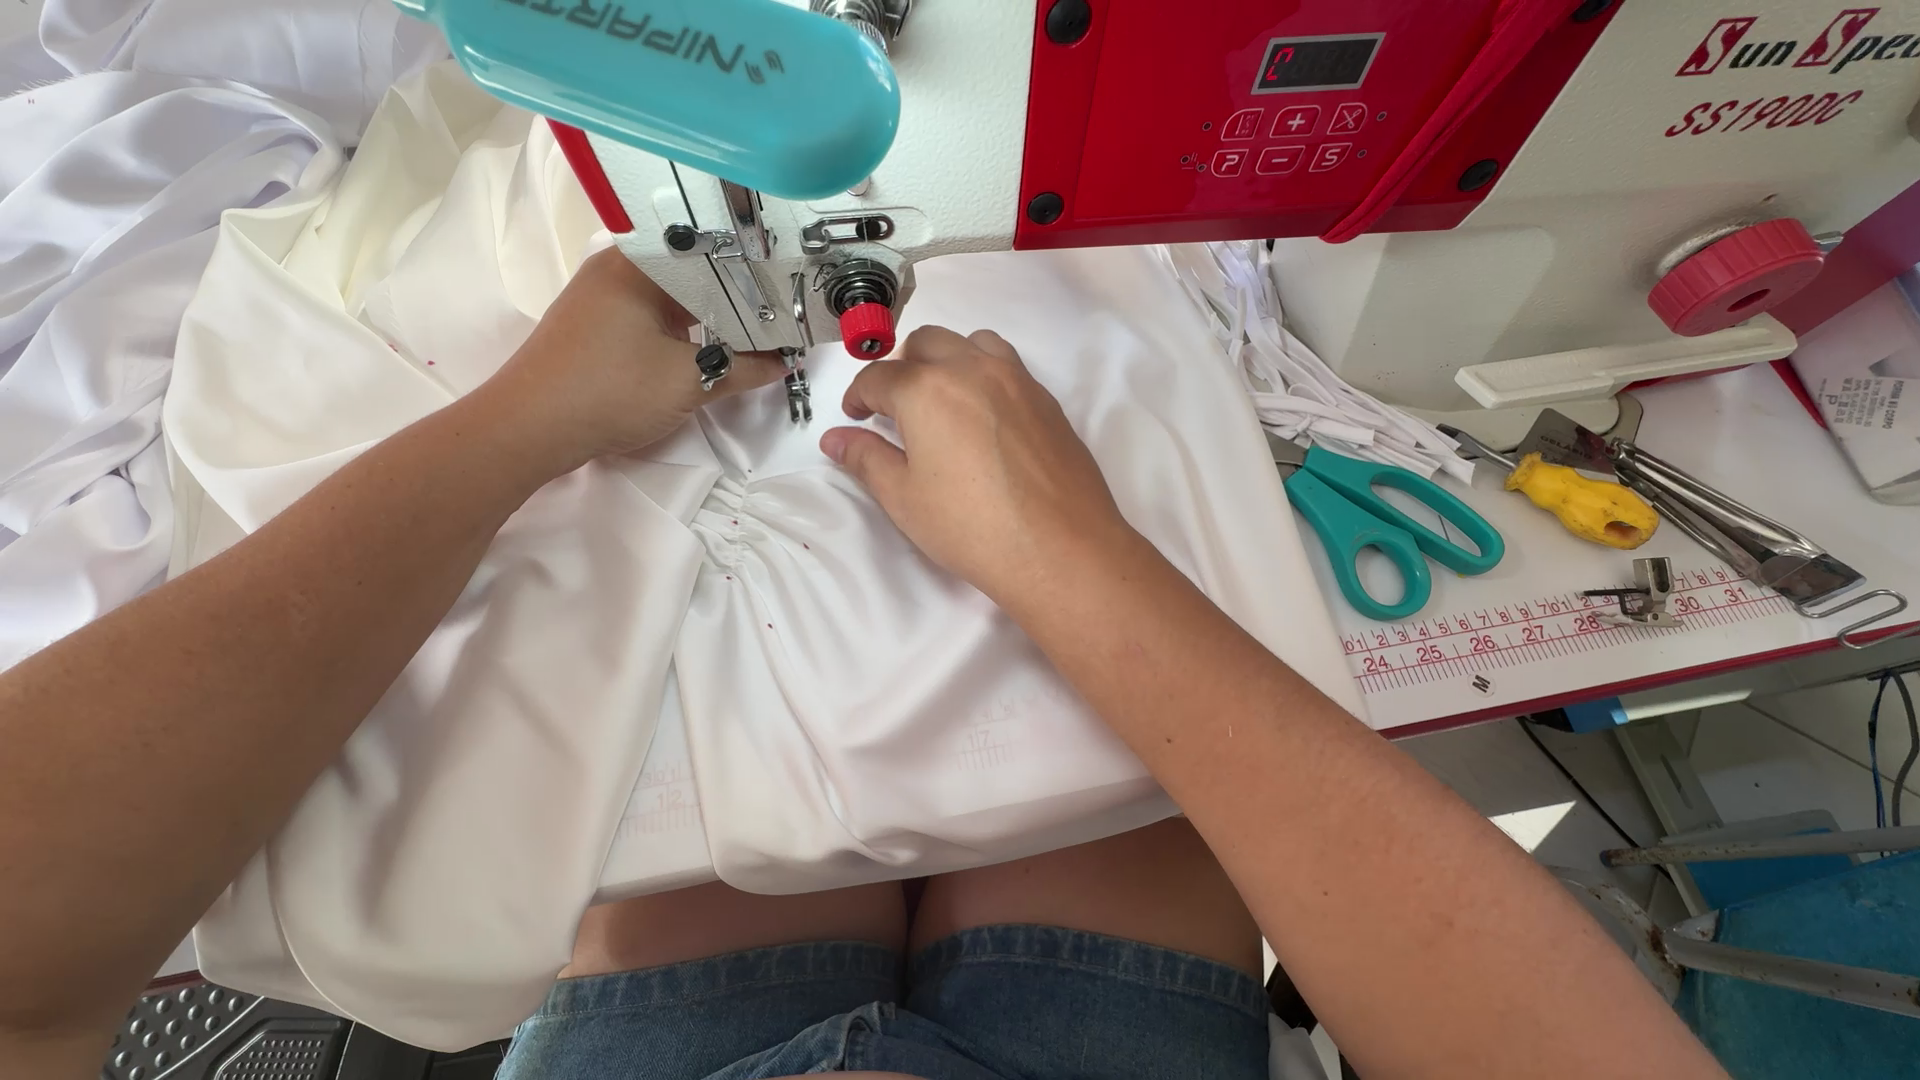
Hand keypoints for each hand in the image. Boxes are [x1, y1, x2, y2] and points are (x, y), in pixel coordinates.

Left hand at [482, 248, 785, 471]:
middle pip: (694, 273)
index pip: (712, 253)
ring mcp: (605, 297)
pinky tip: (712, 346)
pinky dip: (686, 329)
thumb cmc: (609, 392)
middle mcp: (619, 268)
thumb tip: (784, 362)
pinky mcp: (600, 325)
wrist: (528, 429)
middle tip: (785, 313)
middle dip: (739, 296)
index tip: (792, 291)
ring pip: (675, 296)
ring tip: (758, 330)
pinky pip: (655, 315)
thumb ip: (744, 369)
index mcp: (639, 264)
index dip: (756, 272)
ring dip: (712, 316)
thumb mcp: (689, 382)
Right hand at [819, 326, 1143, 604]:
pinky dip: (985, 374)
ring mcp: (1016, 380)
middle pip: (927, 343)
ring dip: (948, 359)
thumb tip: (835, 439)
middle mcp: (971, 369)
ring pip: (973, 343)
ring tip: (942, 400)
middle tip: (895, 408)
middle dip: (902, 368)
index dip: (858, 396)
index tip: (855, 417)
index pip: (878, 377)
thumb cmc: (971, 527)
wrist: (1058, 548)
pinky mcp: (1046, 399)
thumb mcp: (903, 498)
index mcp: (926, 389)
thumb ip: (866, 458)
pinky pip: (1008, 366)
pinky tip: (984, 417)